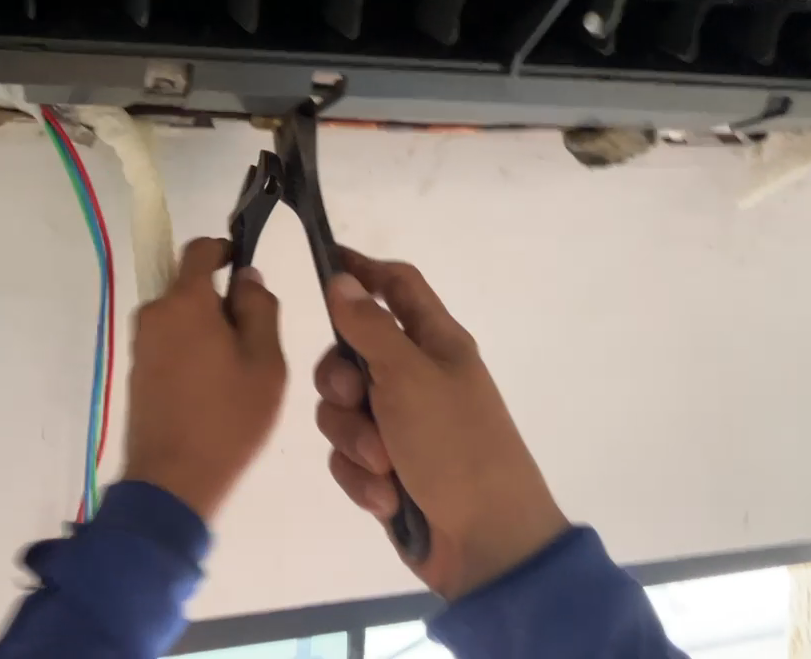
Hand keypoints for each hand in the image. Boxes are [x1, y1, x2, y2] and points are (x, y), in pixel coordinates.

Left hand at [121, 238, 287, 521]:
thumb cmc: (228, 418)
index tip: (244, 264)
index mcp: (185, 301)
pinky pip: (169, 340)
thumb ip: (259, 309)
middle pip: (191, 286)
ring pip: (181, 315)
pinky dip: (191, 348)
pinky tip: (213, 386)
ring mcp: (141, 342)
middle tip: (254, 337)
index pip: (199, 249)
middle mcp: (154, 312)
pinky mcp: (136, 368)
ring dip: (207, 327)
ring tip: (237, 370)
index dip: (224, 248)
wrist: (172, 481)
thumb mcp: (265, 362)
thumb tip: (246, 278)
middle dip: (221, 299)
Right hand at [314, 249, 569, 599]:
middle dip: (340, 379)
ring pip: (341, 406)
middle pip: (350, 350)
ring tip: (381, 464)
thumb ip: (368, 326)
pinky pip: (347, 453)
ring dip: (352, 437)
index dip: (362, 269)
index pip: (395, 285)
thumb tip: (340, 278)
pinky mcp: (385, 466)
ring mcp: (399, 423)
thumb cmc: (455, 446)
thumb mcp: (409, 376)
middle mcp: (414, 376)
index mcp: (434, 343)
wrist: (487, 547)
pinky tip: (385, 496)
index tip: (323, 263)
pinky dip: (360, 475)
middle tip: (356, 398)